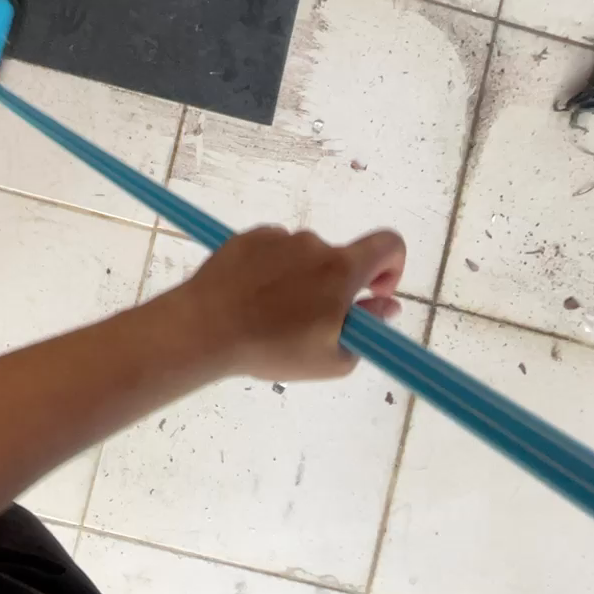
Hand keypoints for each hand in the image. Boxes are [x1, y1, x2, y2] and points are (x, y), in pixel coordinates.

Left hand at [159, 227, 405, 382]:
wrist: (203, 327)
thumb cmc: (271, 347)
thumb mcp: (334, 357)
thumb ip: (369, 327)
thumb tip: (383, 304)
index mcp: (339, 268)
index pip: (388, 243)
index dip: (391, 267)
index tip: (369, 293)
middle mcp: (308, 244)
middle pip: (337, 258)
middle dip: (334, 284)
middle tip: (308, 319)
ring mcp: (272, 237)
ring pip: (300, 255)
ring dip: (298, 277)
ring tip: (270, 311)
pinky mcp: (242, 238)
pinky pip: (270, 250)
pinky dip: (269, 268)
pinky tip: (250, 295)